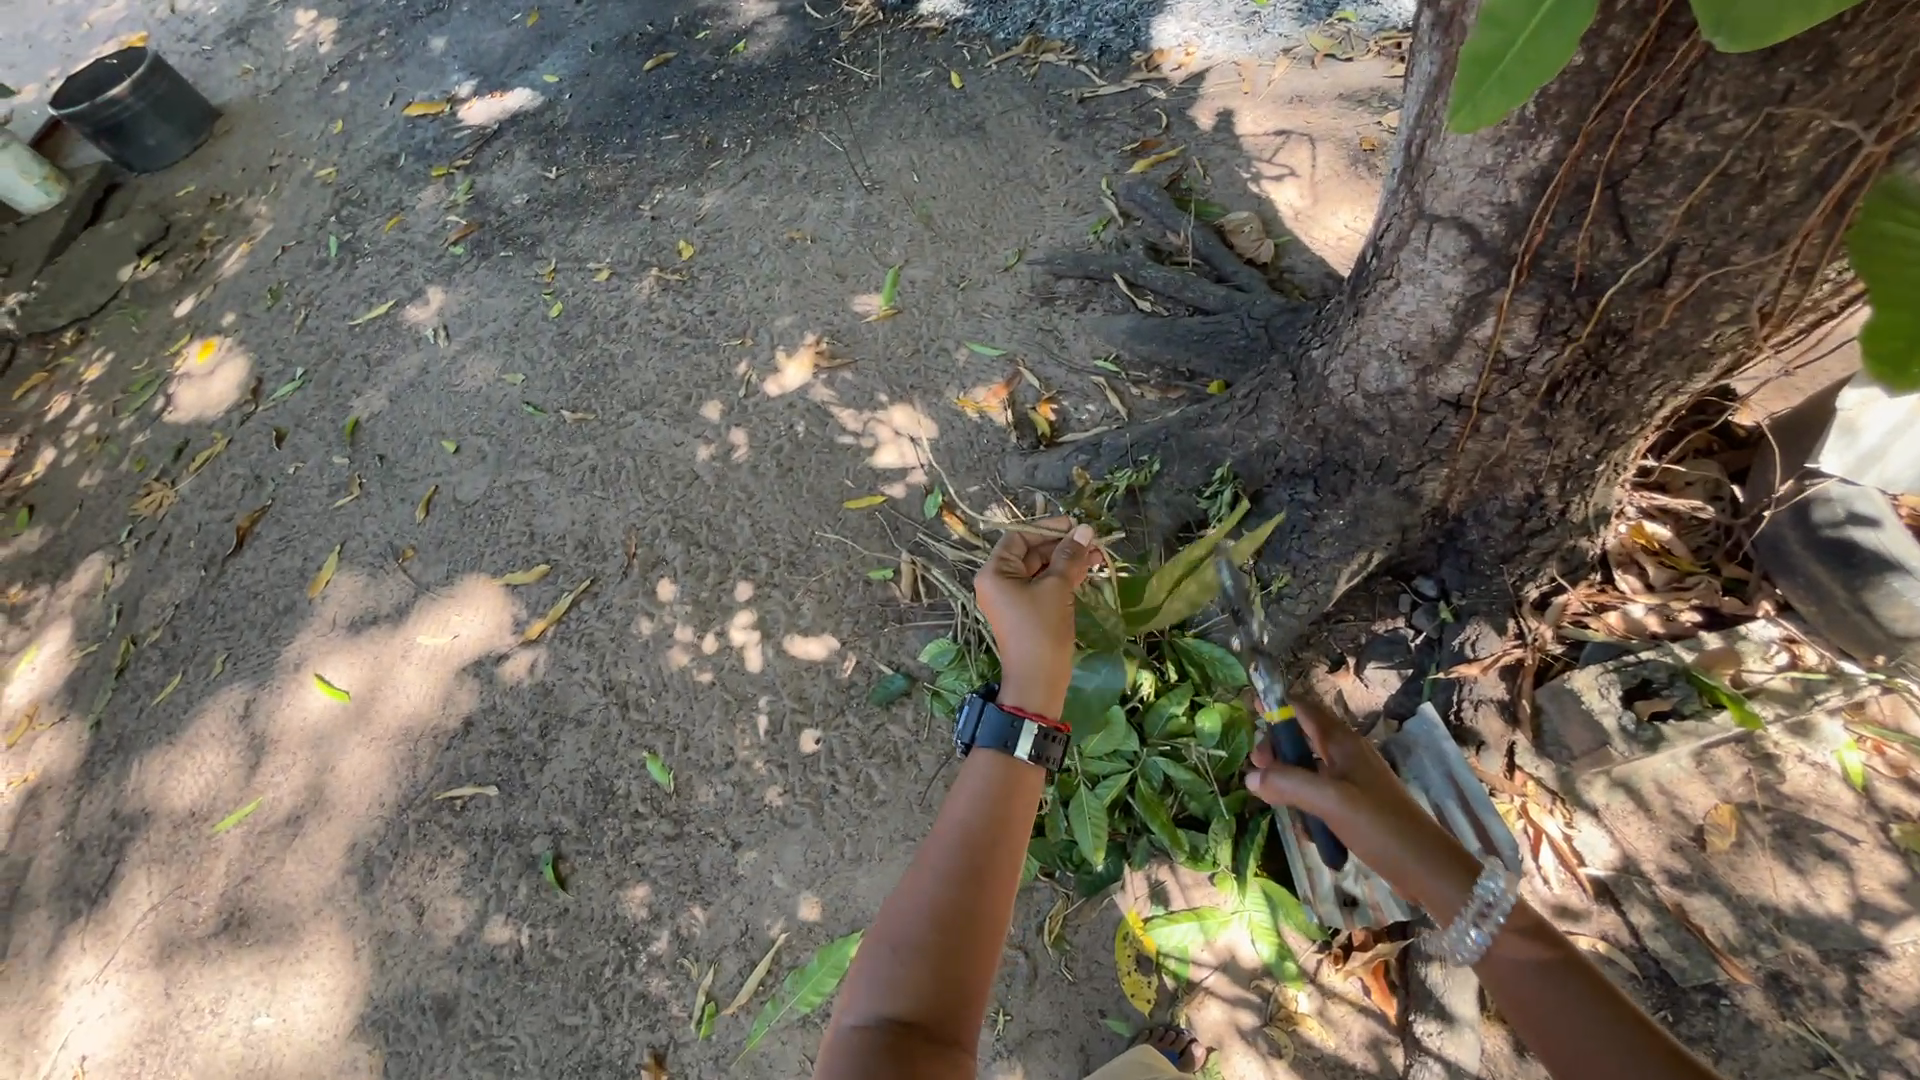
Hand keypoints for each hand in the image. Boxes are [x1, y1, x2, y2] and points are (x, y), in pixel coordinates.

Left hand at [973, 518, 1099, 717]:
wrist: (1039, 680)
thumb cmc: (1041, 630)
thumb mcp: (1056, 588)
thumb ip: (1069, 556)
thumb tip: (1084, 528)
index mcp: (994, 572)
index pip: (1018, 537)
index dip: (1047, 528)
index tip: (1075, 525)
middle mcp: (999, 581)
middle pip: (1031, 551)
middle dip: (1062, 545)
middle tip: (1092, 539)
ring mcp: (1013, 597)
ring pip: (1041, 568)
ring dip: (1068, 560)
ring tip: (1098, 553)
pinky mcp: (1028, 610)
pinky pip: (1045, 584)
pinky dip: (1064, 576)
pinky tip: (1088, 568)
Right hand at [1245, 697, 1482, 918]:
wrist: (1428, 868)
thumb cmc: (1380, 826)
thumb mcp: (1329, 802)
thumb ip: (1287, 784)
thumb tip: (1250, 777)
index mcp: (1342, 742)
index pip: (1302, 707)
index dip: (1276, 705)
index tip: (1249, 711)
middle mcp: (1347, 753)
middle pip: (1301, 736)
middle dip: (1276, 748)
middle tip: (1258, 771)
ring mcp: (1352, 778)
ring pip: (1308, 765)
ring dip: (1288, 778)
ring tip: (1276, 801)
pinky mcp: (1356, 802)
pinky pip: (1319, 791)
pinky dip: (1305, 801)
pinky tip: (1306, 826)